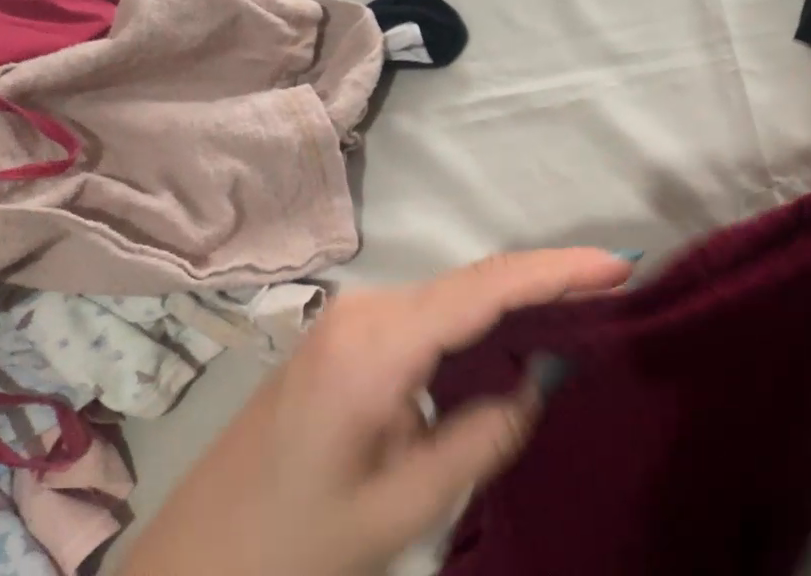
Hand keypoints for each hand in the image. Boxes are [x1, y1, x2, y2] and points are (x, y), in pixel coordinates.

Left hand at [120, 249, 633, 575]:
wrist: (188, 572)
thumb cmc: (294, 548)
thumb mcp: (406, 506)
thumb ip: (487, 433)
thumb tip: (539, 378)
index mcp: (376, 345)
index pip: (489, 286)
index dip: (561, 269)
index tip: (621, 266)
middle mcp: (364, 311)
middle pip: (478, 279)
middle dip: (550, 279)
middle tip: (616, 289)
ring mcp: (350, 320)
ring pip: (458, 294)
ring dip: (520, 299)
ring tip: (583, 307)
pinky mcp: (347, 337)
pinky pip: (433, 313)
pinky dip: (485, 318)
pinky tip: (517, 335)